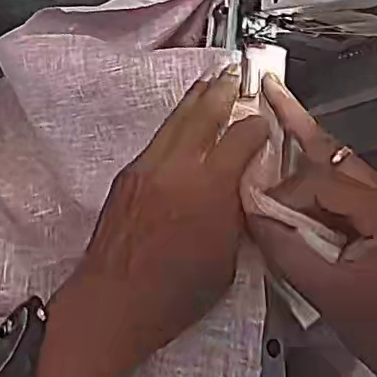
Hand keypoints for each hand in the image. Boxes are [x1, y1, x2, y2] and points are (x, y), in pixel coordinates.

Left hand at [37, 67, 269, 376]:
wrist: (112, 302)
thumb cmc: (172, 294)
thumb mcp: (226, 259)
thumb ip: (237, 213)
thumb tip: (243, 186)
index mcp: (209, 188)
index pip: (241, 138)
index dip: (257, 127)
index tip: (263, 125)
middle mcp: (178, 168)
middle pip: (205, 113)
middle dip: (224, 91)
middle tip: (236, 74)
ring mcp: (149, 167)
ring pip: (177, 119)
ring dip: (196, 98)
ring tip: (210, 82)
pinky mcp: (130, 174)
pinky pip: (159, 137)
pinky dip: (176, 122)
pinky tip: (183, 120)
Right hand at [246, 75, 376, 376]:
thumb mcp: (331, 293)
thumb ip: (288, 250)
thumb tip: (253, 212)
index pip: (320, 181)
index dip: (283, 193)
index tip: (255, 209)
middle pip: (333, 155)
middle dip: (298, 125)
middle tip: (270, 92)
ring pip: (338, 169)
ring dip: (304, 152)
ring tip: (275, 121)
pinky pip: (343, 191)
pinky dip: (314, 184)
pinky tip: (292, 180)